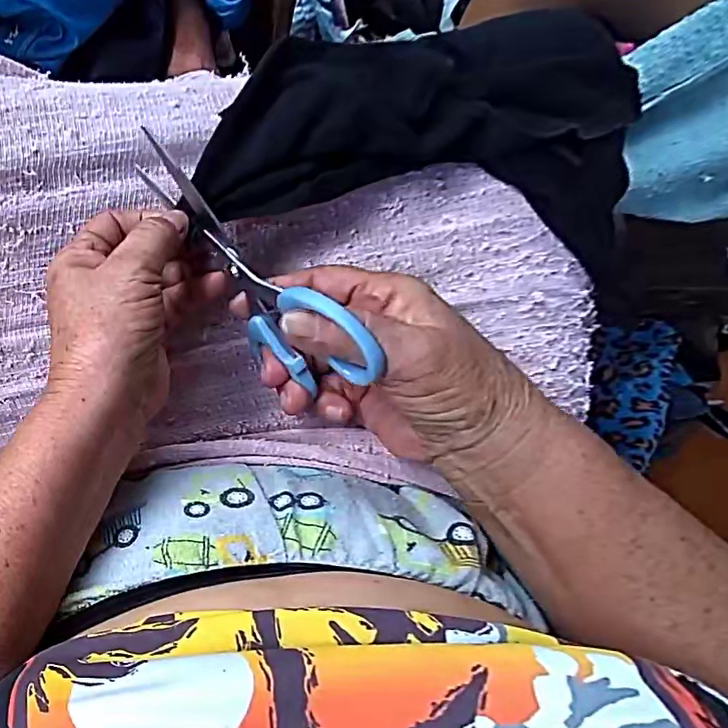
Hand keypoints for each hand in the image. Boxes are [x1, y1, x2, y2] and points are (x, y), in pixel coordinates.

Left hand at [44, 209, 231, 425]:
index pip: (114, 223)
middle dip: (176, 246)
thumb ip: (154, 235)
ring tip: (216, 266)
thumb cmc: (103, 339)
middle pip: (144, 252)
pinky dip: (194, 294)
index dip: (147, 219)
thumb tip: (173, 218)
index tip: (178, 222)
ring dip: (192, 270)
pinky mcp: (148, 334)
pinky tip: (215, 285)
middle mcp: (100, 285)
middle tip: (204, 244)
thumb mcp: (129, 269)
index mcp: (80, 262)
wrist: (110, 398)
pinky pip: (174, 305)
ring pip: (163, 279)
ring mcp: (125, 312)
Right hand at [238, 266, 546, 464]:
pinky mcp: (357, 395)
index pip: (324, 285)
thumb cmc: (459, 385)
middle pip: (306, 327)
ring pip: (307, 363)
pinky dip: (319, 405)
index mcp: (384, 299)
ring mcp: (360, 362)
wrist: (478, 441)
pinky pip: (321, 394)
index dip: (285, 294)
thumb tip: (289, 320)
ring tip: (300, 400)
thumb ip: (345, 335)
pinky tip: (337, 414)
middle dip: (285, 349)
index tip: (249, 307)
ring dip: (296, 382)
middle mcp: (367, 326)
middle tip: (274, 372)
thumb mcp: (404, 351)